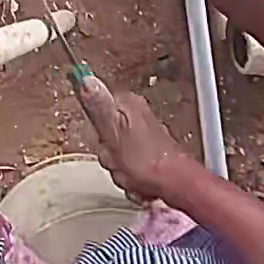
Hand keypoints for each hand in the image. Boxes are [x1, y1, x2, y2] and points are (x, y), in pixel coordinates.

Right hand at [80, 86, 197, 202]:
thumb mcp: (113, 131)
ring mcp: (145, 134)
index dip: (98, 133)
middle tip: (118, 160)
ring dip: (120, 169)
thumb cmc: (145, 160)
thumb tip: (86, 79)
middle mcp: (138, 115)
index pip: (96, 111)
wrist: (176, 184)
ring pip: (116, 154)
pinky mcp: (150, 153)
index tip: (105, 143)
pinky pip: (129, 166)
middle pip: (105, 136)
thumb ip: (98, 106)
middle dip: (109, 155)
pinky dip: (132, 177)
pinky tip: (139, 180)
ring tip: (130, 172)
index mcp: (128, 104)